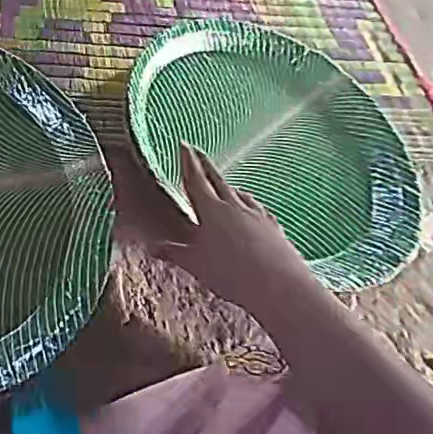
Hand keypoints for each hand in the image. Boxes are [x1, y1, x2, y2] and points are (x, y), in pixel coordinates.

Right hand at [155, 145, 325, 314]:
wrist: (279, 287)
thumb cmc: (231, 273)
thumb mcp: (194, 264)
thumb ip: (173, 253)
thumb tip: (153, 247)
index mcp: (211, 211)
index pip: (195, 181)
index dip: (188, 162)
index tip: (184, 146)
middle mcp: (234, 207)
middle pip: (218, 180)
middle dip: (206, 165)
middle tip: (198, 151)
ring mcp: (257, 216)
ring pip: (240, 194)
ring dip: (230, 186)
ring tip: (225, 185)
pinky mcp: (274, 229)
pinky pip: (259, 210)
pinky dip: (251, 205)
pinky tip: (252, 211)